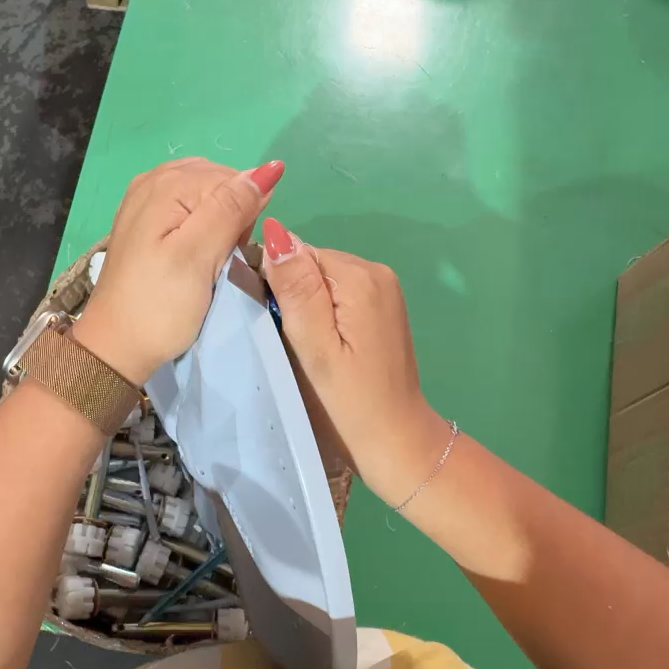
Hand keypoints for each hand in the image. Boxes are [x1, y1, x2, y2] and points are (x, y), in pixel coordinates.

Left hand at [73, 158, 284, 383]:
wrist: (117, 345)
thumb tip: (268, 169)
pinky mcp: (145, 222)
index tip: (232, 252)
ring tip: (210, 258)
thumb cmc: (161, 304)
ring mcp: (145, 201)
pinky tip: (196, 252)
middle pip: (218, 182)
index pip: (232, 180)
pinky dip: (201, 226)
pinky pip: (188, 208)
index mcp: (167, 184)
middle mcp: (153, 181)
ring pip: (206, 195)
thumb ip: (232, 209)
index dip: (244, 214)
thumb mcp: (199, 256)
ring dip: (219, 222)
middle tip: (221, 258)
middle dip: (232, 215)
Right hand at [261, 218, 451, 503]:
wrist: (394, 437)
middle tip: (290, 338)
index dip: (277, 282)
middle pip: (312, 263)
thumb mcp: (314, 345)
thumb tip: (275, 232)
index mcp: (359, 276)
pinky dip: (325, 311)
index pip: (298, 254)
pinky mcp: (383, 304)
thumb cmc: (347, 399)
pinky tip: (324, 342)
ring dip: (307, 303)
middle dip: (293, 293)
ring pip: (323, 277)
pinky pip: (339, 291)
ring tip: (305, 343)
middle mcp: (376, 270)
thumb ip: (296, 288)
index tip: (273, 320)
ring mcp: (383, 287)